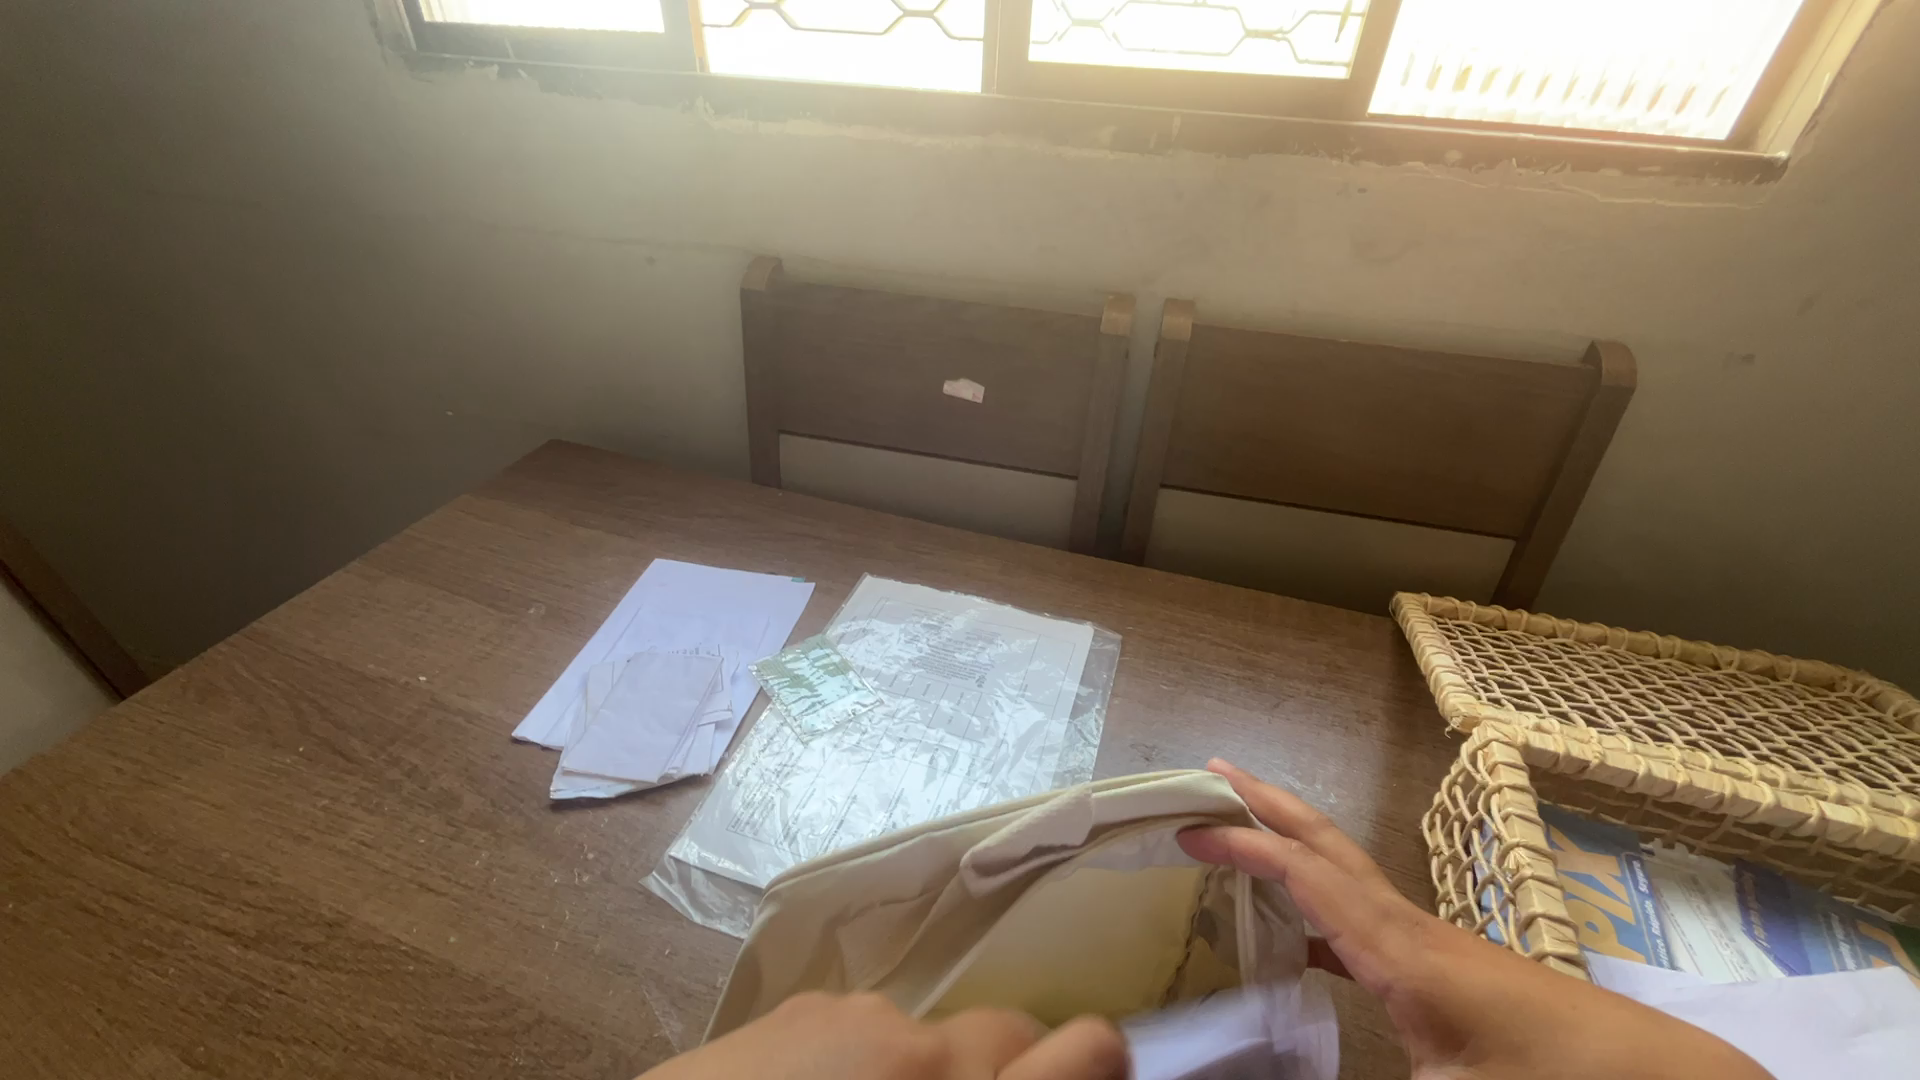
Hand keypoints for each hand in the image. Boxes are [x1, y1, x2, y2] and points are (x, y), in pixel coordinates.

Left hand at [637, 990, 1125, 1079]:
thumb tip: (1044, 1069)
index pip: (1077, 1055)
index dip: (1098, 1060)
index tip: (1101, 1064)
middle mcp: (918, 1051)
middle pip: (1010, 1029)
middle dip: (1012, 1067)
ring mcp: (858, 1019)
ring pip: (933, 1029)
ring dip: (928, 1067)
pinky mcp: (806, 1004)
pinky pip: (869, 1022)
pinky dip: (869, 1055)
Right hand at [1178, 759, 1773, 1079]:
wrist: (1647, 1078)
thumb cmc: (1545, 1077)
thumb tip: (1269, 1070)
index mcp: (1391, 945)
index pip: (1301, 871)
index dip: (1240, 844)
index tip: (1184, 835)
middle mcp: (1397, 921)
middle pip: (1320, 837)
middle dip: (1262, 798)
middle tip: (1208, 771)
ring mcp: (1416, 933)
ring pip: (1336, 862)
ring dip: (1283, 834)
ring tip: (1234, 821)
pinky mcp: (1429, 955)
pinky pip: (1351, 903)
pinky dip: (1308, 889)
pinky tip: (1290, 921)